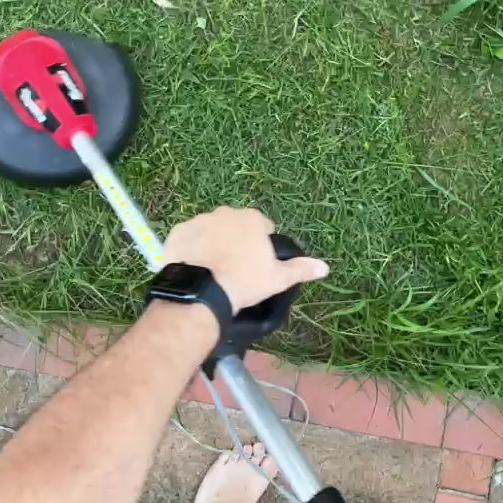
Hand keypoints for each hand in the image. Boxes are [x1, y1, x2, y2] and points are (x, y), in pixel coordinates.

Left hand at [159, 207, 329, 309]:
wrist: (201, 290)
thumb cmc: (244, 282)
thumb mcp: (276, 278)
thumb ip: (300, 269)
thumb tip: (325, 267)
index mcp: (252, 219)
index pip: (262, 226)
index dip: (261, 244)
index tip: (256, 263)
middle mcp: (225, 213)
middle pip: (235, 225)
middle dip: (236, 240)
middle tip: (235, 267)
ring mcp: (199, 220)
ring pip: (211, 230)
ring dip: (213, 243)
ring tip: (213, 269)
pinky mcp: (178, 232)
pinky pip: (189, 238)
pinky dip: (192, 249)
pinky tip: (195, 267)